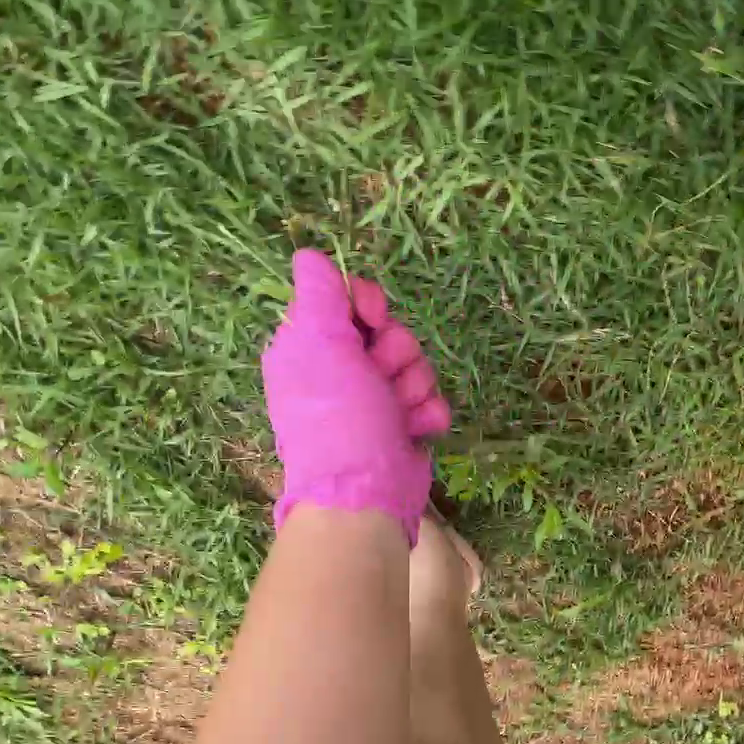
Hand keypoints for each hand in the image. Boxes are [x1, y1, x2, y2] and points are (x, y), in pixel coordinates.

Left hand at [261, 249, 450, 544]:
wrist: (366, 488)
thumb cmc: (338, 415)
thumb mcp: (320, 344)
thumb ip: (321, 296)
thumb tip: (311, 255)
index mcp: (313, 346)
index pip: (351, 301)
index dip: (370, 305)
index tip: (373, 319)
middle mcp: (344, 369)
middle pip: (392, 333)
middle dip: (399, 353)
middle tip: (382, 376)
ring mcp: (377, 399)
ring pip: (418, 367)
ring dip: (417, 386)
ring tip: (401, 410)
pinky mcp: (406, 424)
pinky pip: (433, 401)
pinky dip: (429, 414)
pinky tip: (416, 429)